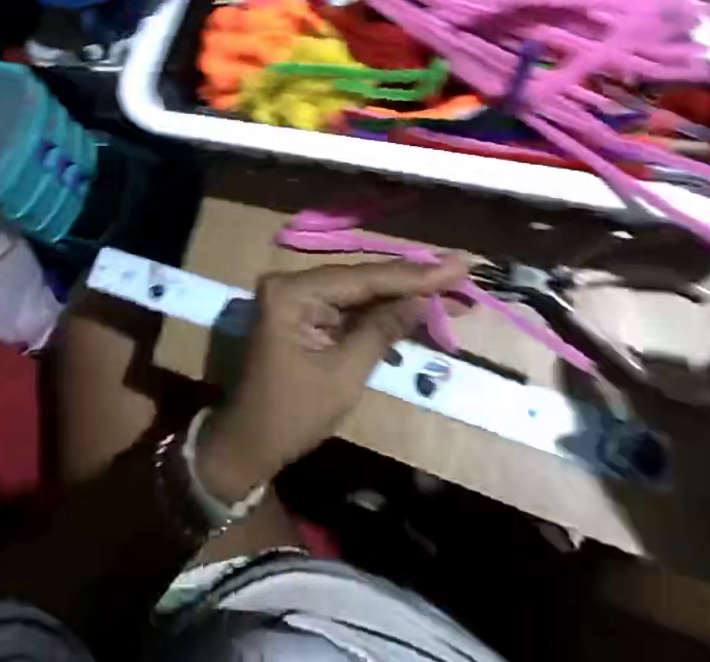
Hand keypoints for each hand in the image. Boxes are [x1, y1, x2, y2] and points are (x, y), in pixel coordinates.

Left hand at [195, 259, 466, 502]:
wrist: (248, 444)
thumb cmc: (292, 414)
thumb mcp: (344, 374)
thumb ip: (382, 331)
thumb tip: (422, 301)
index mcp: (292, 292)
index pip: (362, 278)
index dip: (414, 275)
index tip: (458, 265)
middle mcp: (292, 283)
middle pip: (362, 278)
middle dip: (412, 281)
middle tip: (461, 271)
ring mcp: (296, 297)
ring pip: (358, 291)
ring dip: (401, 293)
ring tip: (450, 287)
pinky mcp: (304, 313)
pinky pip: (348, 306)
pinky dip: (381, 310)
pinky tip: (417, 305)